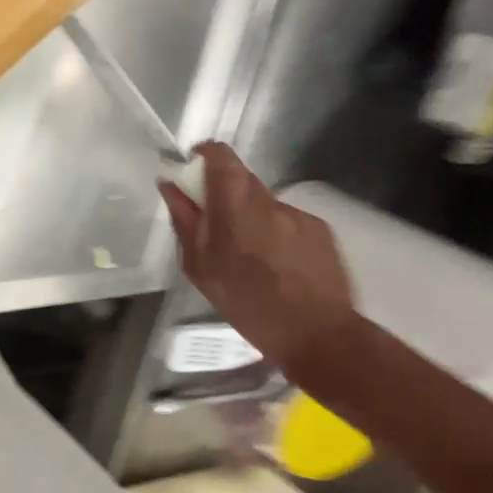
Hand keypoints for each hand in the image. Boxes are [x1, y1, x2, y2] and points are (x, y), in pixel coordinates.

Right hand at [159, 143, 361, 375]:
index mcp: (235, 207)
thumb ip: (185, 220)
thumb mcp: (199, 266)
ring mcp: (299, 215)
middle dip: (224, 195)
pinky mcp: (321, 230)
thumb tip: (170, 186)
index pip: (220, 157)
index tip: (191, 172)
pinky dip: (276, 233)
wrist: (319, 335)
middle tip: (215, 227)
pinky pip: (287, 221)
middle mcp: (269, 202)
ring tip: (250, 256)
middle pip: (241, 180)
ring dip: (251, 218)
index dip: (203, 157)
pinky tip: (277, 265)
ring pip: (264, 204)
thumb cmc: (246, 302)